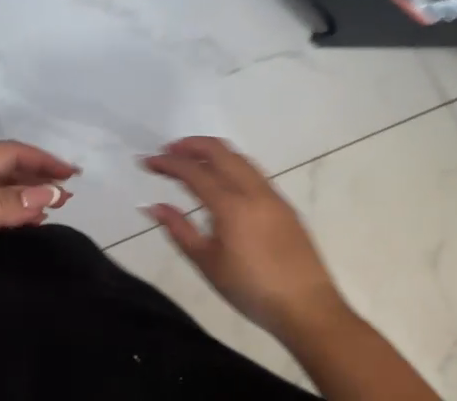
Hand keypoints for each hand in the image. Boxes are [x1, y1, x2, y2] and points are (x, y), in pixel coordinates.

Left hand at [0, 141, 77, 300]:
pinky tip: (17, 227)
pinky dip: (7, 212)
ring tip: (50, 209)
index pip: (7, 153)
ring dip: (23, 194)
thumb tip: (50, 191)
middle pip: (2, 168)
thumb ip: (4, 203)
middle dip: (36, 175)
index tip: (73, 173)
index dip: (40, 159)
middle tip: (68, 194)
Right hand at [142, 137, 348, 339]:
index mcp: (231, 205)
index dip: (167, 163)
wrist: (310, 311)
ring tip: (193, 162)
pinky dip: (231, 165)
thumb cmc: (252, 290)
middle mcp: (253, 192)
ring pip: (239, 158)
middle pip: (219, 151)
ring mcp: (273, 197)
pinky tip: (223, 182)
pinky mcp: (286, 207)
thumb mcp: (207, 263)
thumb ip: (179, 230)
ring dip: (212, 153)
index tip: (146, 163)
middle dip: (190, 145)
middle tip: (168, 153)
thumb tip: (154, 206)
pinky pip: (254, 172)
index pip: (193, 171)